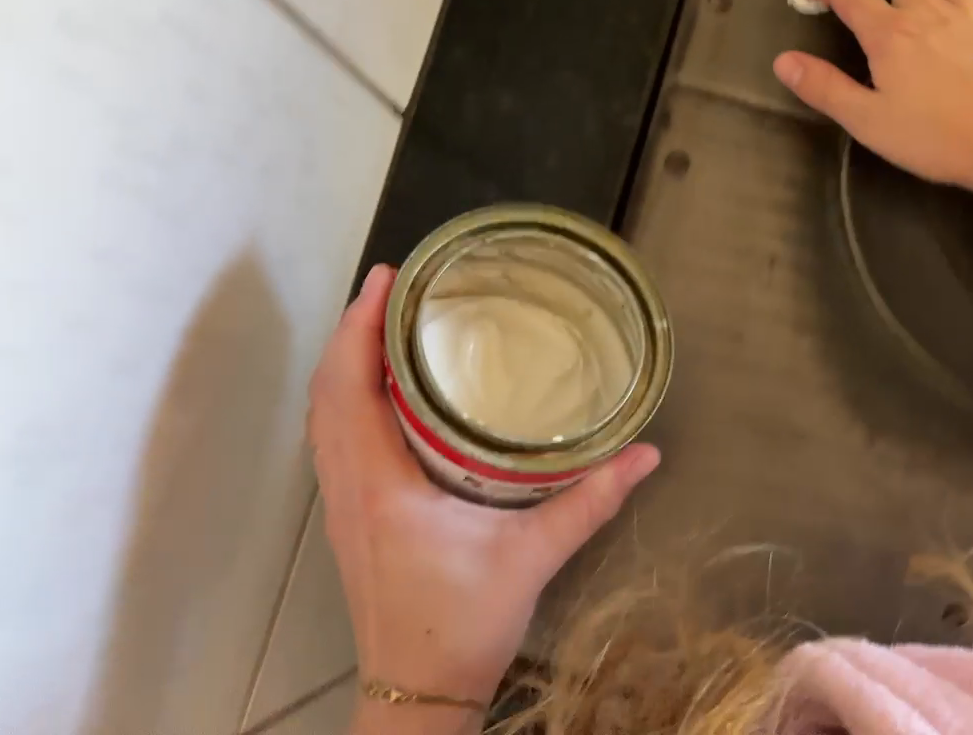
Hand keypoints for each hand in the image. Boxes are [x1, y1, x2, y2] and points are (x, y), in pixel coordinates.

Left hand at [307, 266, 660, 732]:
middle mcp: (349, 488)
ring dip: (346, 362)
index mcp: (381, 487)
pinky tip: (386, 386)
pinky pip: (335, 438)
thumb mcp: (534, 557)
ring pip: (324, 416)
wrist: (417, 693)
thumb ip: (591, 501)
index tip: (386, 280)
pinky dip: (349, 396)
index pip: (350, 392)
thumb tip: (648, 452)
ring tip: (386, 321)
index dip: (359, 330)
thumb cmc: (465, 622)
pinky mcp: (352, 516)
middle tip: (394, 285)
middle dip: (352, 331)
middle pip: (326, 394)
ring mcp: (343, 504)